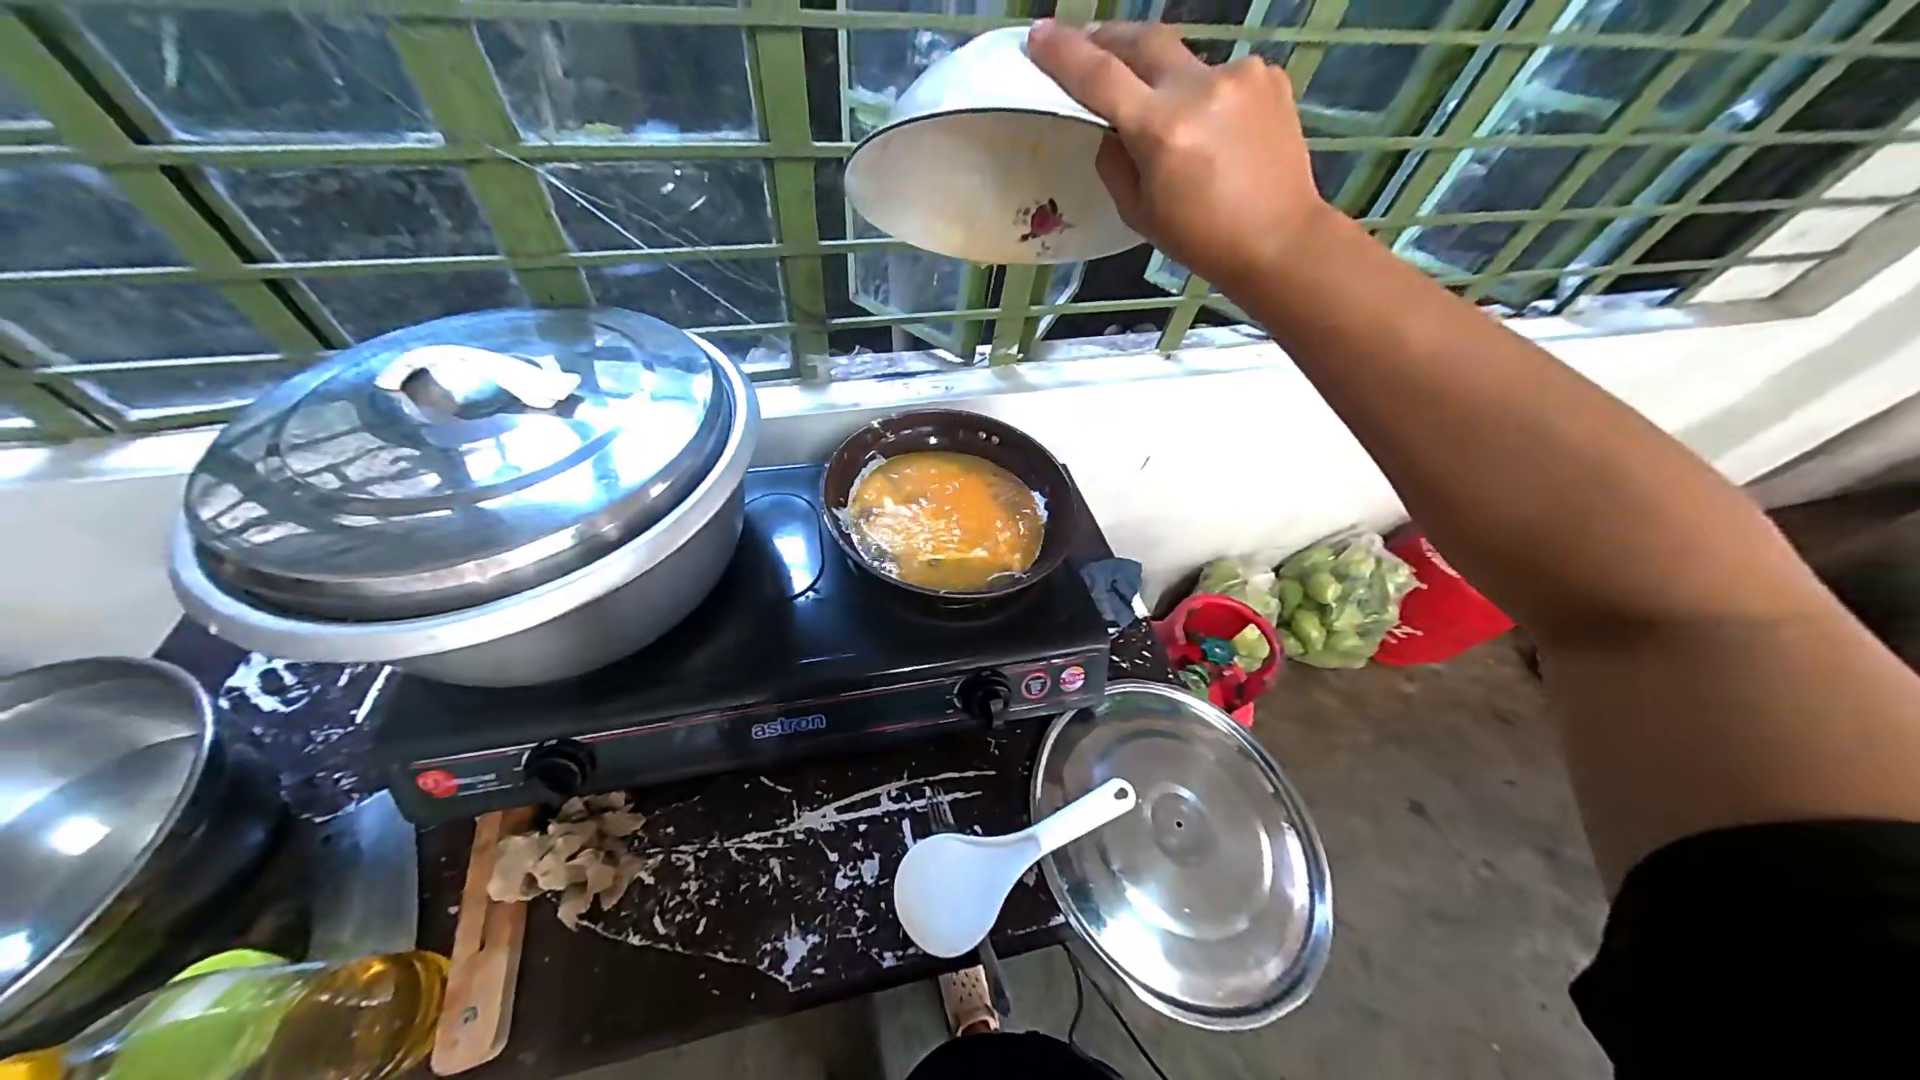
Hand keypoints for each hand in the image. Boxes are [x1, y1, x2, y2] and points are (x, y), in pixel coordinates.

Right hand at [1026, 20, 1333, 293]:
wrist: (1279, 239)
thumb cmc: (1200, 239)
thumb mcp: (1139, 212)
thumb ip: (1115, 161)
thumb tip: (1111, 128)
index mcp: (1162, 129)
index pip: (1099, 77)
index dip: (1063, 53)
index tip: (1039, 35)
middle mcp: (1200, 88)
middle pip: (1142, 40)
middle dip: (1109, 38)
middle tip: (1088, 44)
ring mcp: (1241, 74)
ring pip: (1183, 62)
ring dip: (1163, 80)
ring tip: (1164, 117)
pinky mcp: (1268, 75)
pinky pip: (1218, 76)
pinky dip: (1202, 96)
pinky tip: (1210, 130)